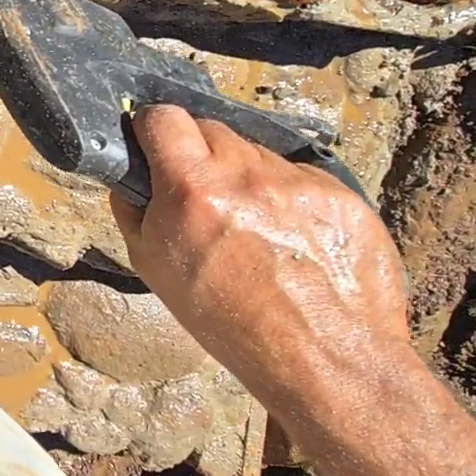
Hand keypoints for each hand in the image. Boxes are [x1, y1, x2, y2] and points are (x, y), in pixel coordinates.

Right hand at [111, 106, 475, 475]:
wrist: (325, 359)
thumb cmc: (223, 315)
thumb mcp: (149, 262)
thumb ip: (134, 205)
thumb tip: (132, 173)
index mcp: (191, 186)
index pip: (164, 117)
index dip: (152, 126)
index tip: (152, 143)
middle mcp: (246, 174)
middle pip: (211, 128)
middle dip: (198, 150)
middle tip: (200, 188)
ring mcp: (299, 182)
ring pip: (255, 151)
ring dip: (243, 172)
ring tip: (251, 219)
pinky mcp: (343, 195)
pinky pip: (299, 175)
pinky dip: (286, 194)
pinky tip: (291, 233)